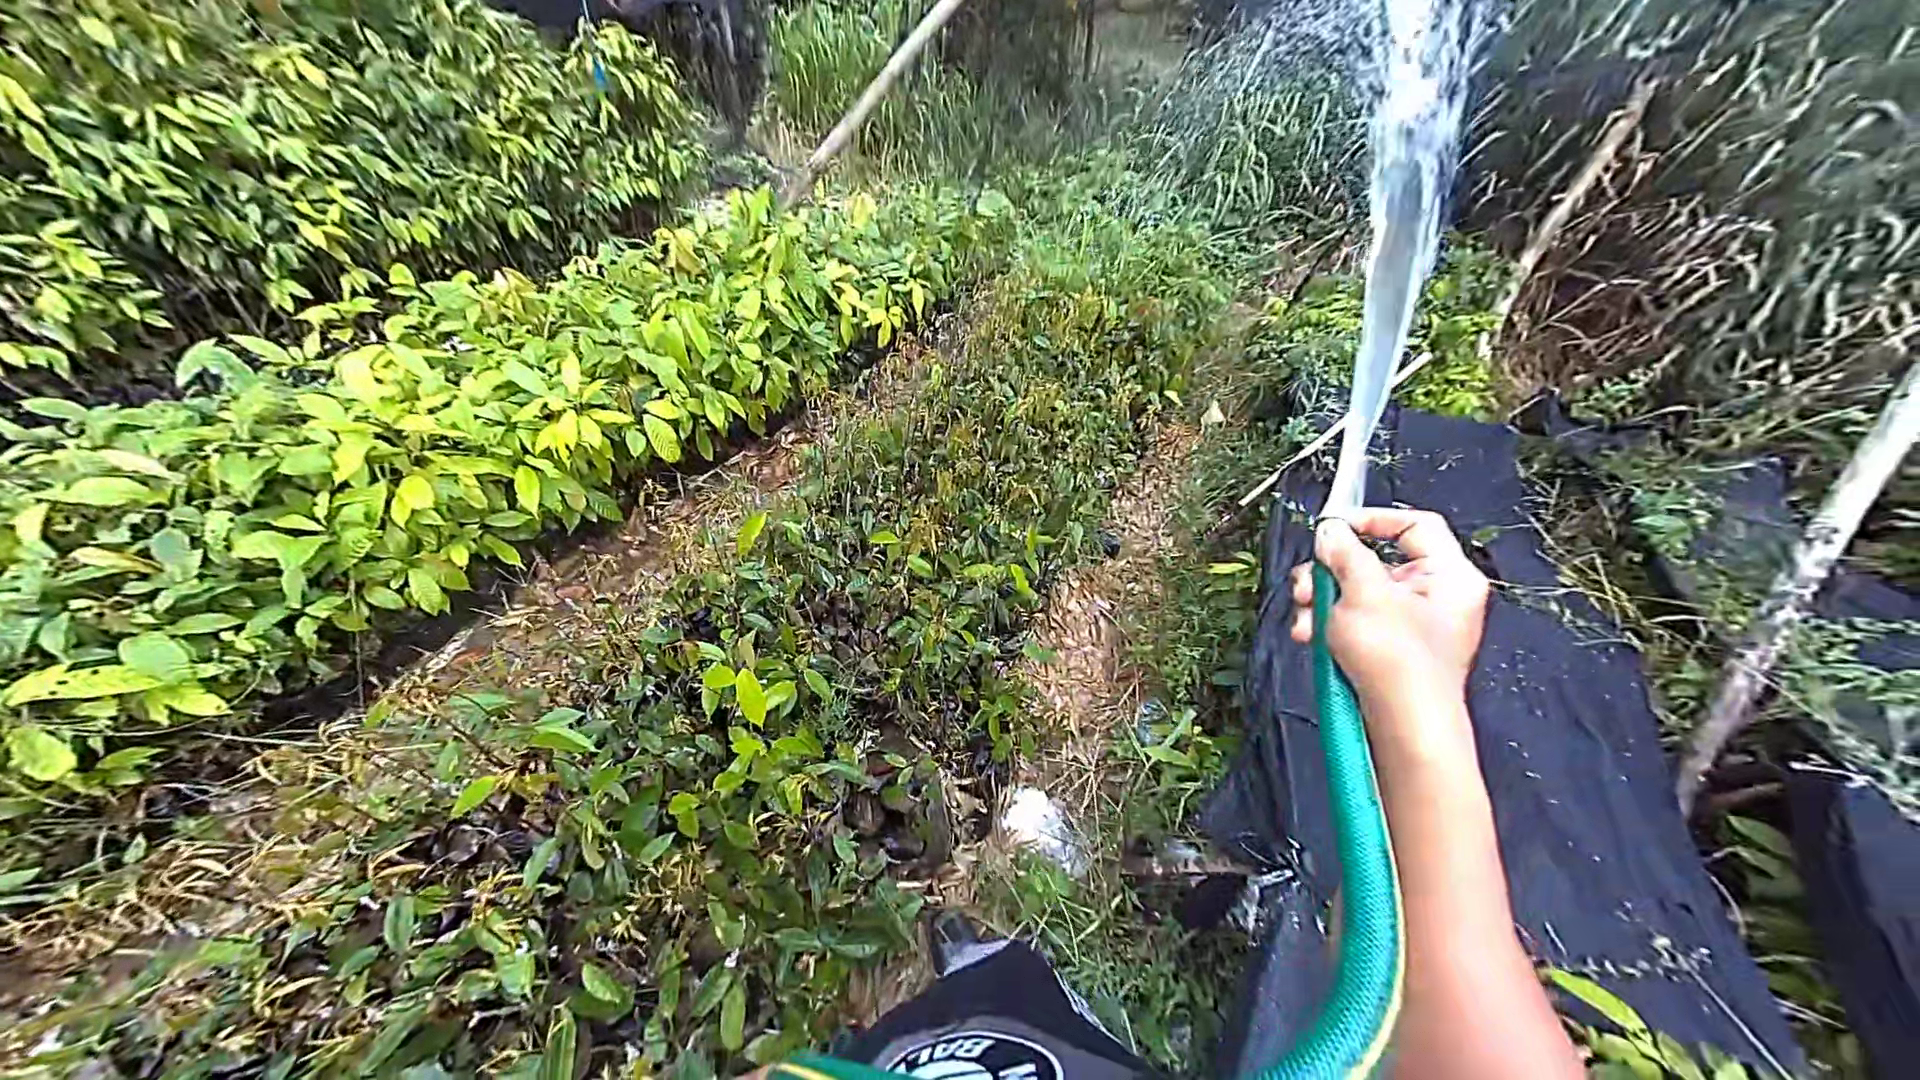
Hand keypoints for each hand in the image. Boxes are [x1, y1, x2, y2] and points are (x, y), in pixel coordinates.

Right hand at [1288, 508, 1488, 717]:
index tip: (1333, 527)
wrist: (1402, 723)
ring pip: (1352, 590)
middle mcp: (1432, 595)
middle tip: (1308, 583)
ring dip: (1320, 600)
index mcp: (1447, 575)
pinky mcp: (1385, 644)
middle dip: (1330, 572)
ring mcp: (1408, 622)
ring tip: (1306, 618)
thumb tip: (1330, 531)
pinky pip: (1349, 618)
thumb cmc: (1397, 660)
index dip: (1372, 519)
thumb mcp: (1363, 593)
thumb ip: (1344, 554)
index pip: (1414, 525)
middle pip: (1372, 560)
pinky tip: (1310, 635)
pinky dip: (1325, 623)